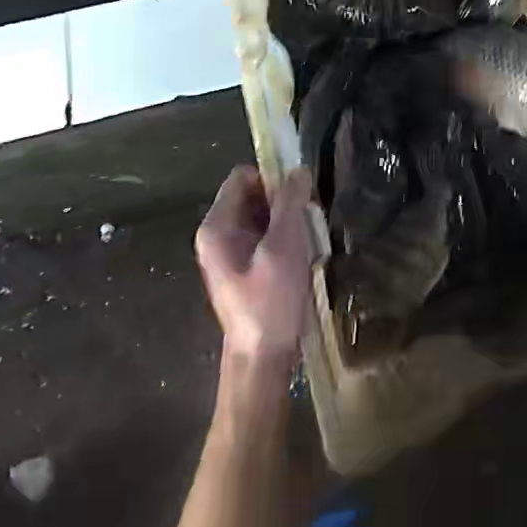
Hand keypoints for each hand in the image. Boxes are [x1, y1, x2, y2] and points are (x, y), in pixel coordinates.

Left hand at [195, 166, 314, 367]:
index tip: (300, 194)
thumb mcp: (284, 247)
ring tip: (310, 236)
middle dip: (284, 199)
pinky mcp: (249, 266)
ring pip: (265, 215)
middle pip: (254, 194)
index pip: (243, 177)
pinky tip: (305, 253)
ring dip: (290, 219)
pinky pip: (270, 235)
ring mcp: (233, 251)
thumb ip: (290, 204)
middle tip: (310, 216)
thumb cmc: (270, 301)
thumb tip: (299, 170)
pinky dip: (289, 236)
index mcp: (217, 227)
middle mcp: (220, 234)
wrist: (264, 356)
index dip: (273, 178)